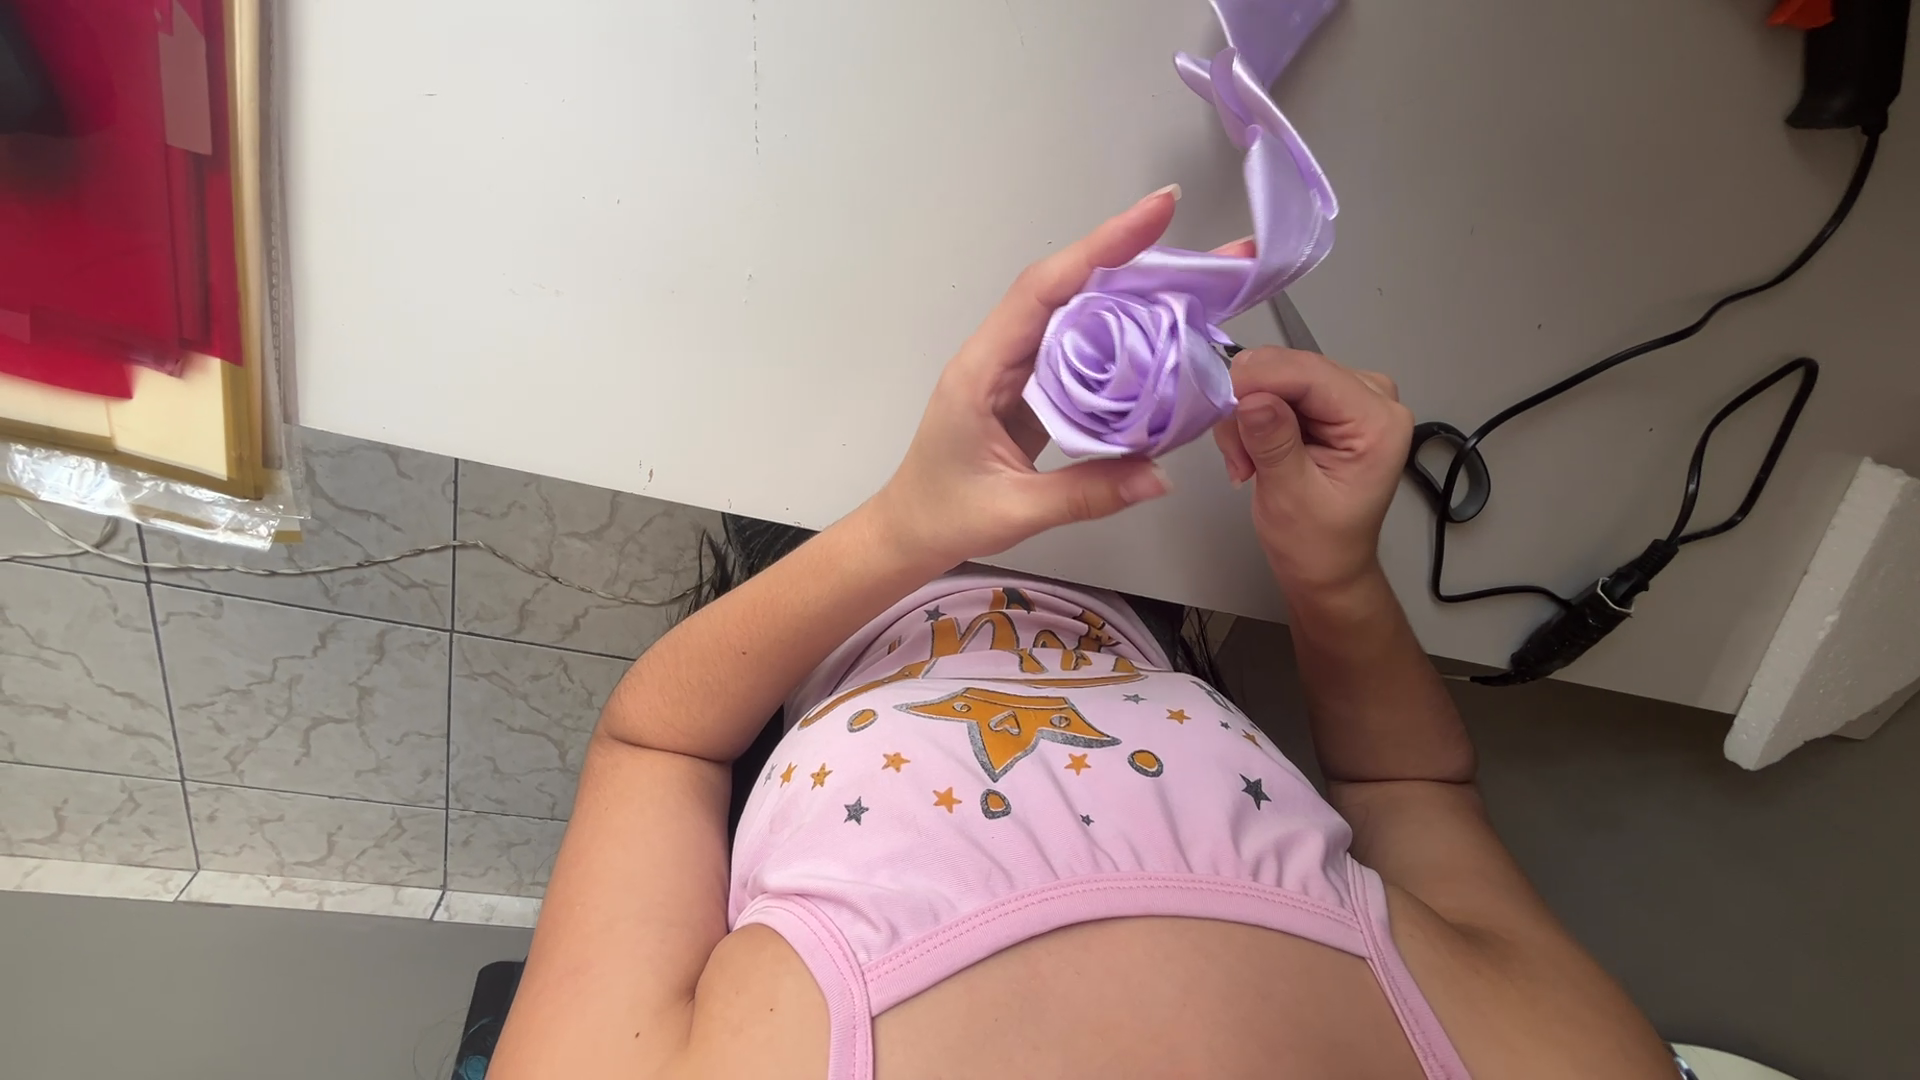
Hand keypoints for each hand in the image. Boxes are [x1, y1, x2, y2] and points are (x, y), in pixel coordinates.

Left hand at [868, 188, 1182, 568]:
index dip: (1100, 249)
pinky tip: (1159, 341)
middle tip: (1205, 257)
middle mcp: (997, 357)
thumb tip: (1161, 478)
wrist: (911, 530)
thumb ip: (1086, 494)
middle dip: (1132, 263)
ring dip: (1131, 298)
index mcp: (980, 371)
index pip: (1041, 292)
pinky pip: (1076, 353)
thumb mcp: (1014, 510)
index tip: (1157, 213)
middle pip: (1066, 291)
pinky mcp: (1028, 390)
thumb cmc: (944, 515)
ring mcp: (1013, 371)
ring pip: (1074, 317)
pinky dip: (1118, 342)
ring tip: (1194, 288)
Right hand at [1212, 348, 1411, 595]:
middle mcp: (1370, 396)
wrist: (1324, 566)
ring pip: (1274, 377)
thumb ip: (1273, 443)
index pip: (1309, 373)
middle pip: (1290, 369)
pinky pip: (1272, 391)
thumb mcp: (1290, 497)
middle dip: (1249, 406)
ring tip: (1245, 465)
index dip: (1257, 380)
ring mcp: (1347, 397)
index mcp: (1376, 420)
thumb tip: (1249, 398)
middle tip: (1237, 458)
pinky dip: (1250, 421)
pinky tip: (1252, 456)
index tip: (1215, 406)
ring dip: (1245, 418)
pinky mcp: (1324, 403)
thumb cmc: (1314, 542)